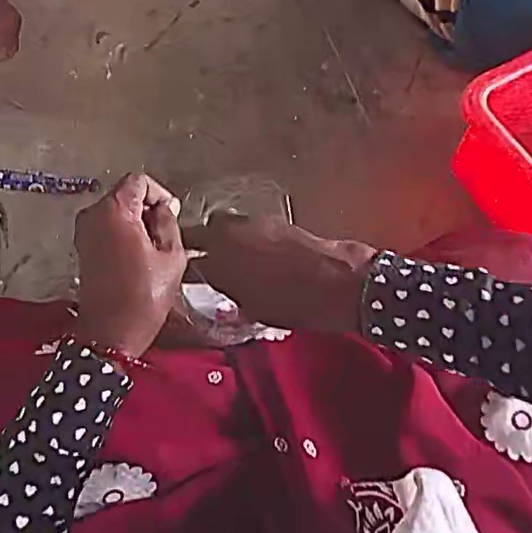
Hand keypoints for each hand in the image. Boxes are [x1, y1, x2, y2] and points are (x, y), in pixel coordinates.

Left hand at [74, 173, 186, 356]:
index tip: (171, 215)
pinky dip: (123, 232)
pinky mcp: (82, 247)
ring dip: (136, 221)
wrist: (111, 332)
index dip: (160, 194)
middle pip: (125, 194)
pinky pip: (107, 226)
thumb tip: (164, 207)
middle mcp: (92, 215)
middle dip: (148, 208)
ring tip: (153, 248)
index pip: (138, 181)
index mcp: (114, 212)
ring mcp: (84, 231)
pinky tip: (138, 256)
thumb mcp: (171, 255)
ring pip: (116, 210)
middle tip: (165, 235)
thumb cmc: (144, 296)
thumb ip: (168, 221)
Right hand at [185, 213, 377, 332]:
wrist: (343, 282)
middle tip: (207, 259)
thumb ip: (237, 304)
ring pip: (225, 224)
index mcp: (220, 263)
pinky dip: (248, 235)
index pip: (190, 260)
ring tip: (235, 256)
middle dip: (200, 242)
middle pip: (200, 231)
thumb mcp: (261, 313)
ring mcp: (254, 223)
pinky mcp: (276, 219)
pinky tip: (260, 252)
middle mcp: (230, 237)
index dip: (189, 268)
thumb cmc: (299, 305)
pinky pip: (249, 225)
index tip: (190, 275)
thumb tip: (228, 303)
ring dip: (224, 236)